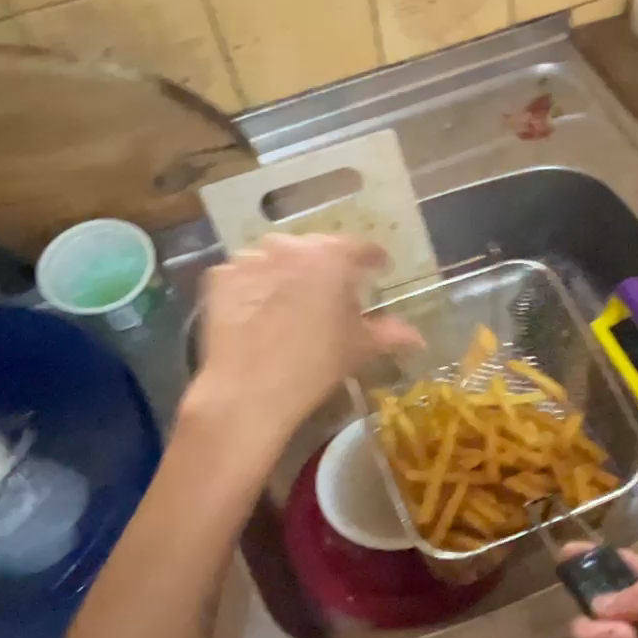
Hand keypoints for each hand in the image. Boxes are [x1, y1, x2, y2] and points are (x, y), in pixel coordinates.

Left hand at [193, 233, 420, 435]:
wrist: (249, 390)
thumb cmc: (315, 364)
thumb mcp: (359, 348)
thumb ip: (390, 334)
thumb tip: (418, 337)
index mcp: (331, 257)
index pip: (360, 248)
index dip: (373, 260)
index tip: (380, 270)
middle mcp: (289, 247)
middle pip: (316, 249)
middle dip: (328, 267)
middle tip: (335, 292)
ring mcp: (250, 259)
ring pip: (277, 258)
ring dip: (289, 273)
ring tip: (293, 301)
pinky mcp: (220, 278)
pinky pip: (245, 275)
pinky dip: (256, 287)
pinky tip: (260, 311)